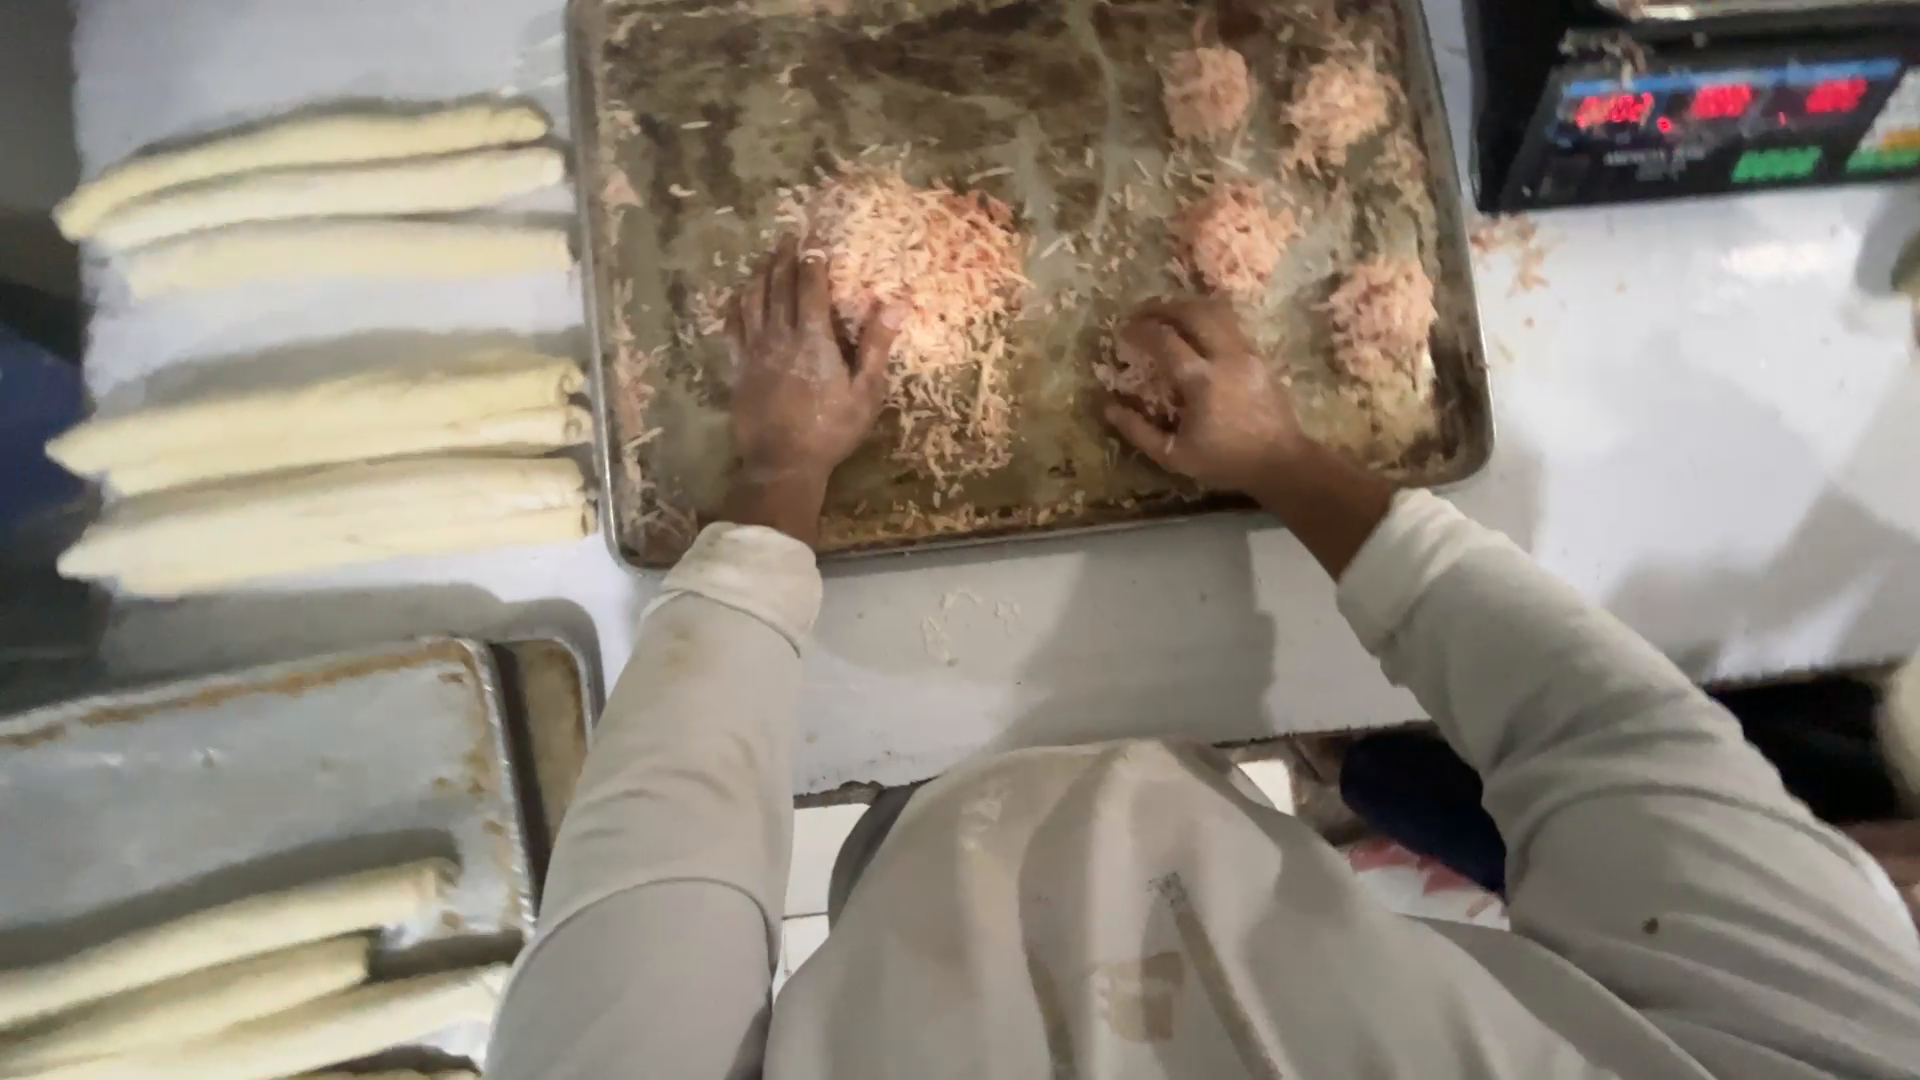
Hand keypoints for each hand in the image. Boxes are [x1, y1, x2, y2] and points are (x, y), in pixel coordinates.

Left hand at [721, 234, 900, 544]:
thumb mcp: (865, 392)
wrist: (783, 462)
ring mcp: (755, 351)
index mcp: (813, 338)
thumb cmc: (831, 430)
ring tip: (766, 257)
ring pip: (753, 300)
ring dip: (760, 274)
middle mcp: (780, 335)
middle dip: (784, 258)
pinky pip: (734, 327)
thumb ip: (877, 346)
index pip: (810, 286)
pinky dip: (736, 306)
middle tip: (789, 236)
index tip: (816, 239)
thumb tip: (897, 303)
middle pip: (778, 285)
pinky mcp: (739, 367)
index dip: (813, 260)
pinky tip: (738, 297)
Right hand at [1102, 297, 1308, 494]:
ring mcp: (1246, 352)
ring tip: (1165, 314)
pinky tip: (1193, 328)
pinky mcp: (1258, 354)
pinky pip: (1230, 322)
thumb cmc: (1223, 461)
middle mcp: (1226, 357)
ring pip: (1216, 310)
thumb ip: (1138, 430)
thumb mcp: (1173, 456)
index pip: (1165, 340)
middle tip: (1140, 312)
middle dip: (1162, 306)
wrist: (1279, 462)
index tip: (1122, 331)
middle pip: (1192, 312)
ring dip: (1186, 306)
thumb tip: (1109, 407)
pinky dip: (1206, 316)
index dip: (1140, 330)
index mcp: (1201, 381)